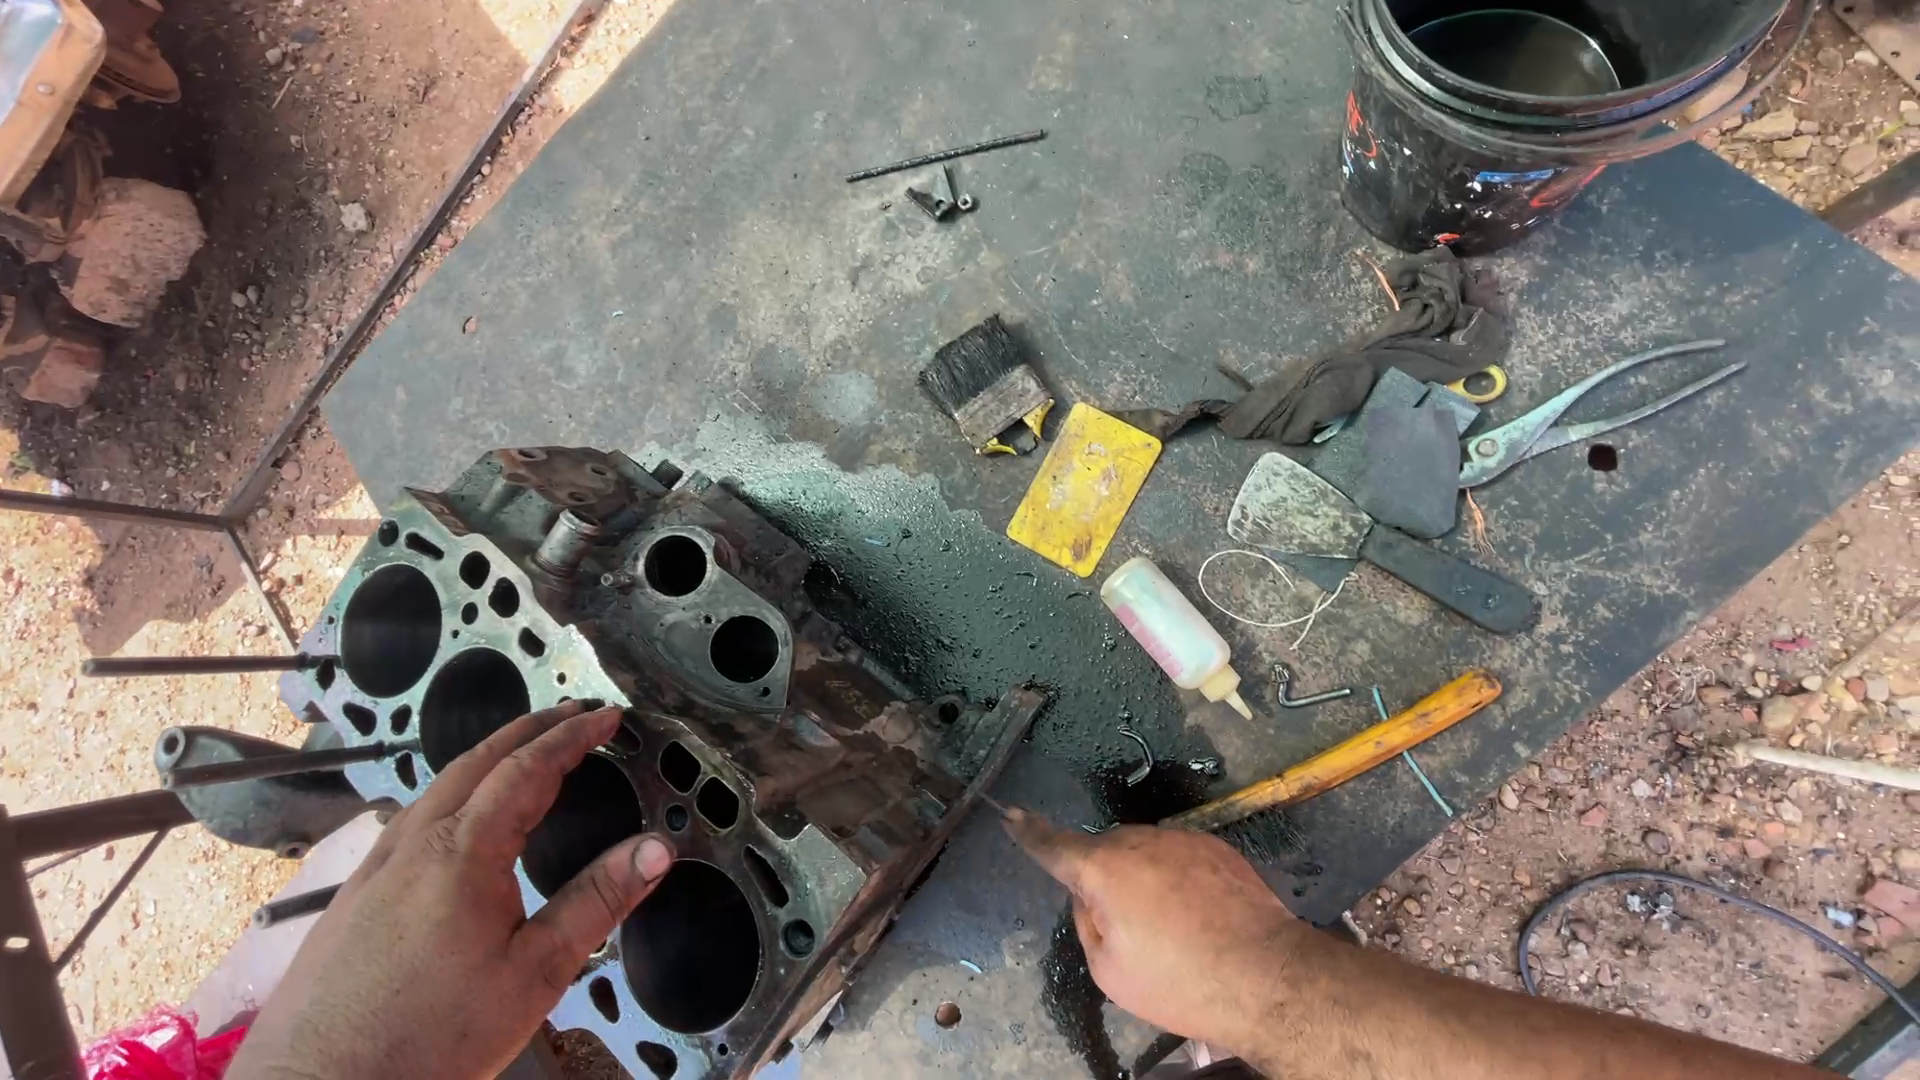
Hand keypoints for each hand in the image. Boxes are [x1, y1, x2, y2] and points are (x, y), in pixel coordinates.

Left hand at [229, 703, 675, 1079]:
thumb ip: (598, 900)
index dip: (573, 735)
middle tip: (575, 714)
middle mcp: (414, 843)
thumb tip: (660, 846)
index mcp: (464, 852)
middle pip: (478, 760)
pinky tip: (461, 814)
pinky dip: (456, 786)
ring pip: (439, 784)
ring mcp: (374, 867)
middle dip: (532, 727)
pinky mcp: (351, 896)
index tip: (609, 715)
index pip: (529, 768)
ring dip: (492, 753)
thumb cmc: (431, 1040)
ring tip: (528, 750)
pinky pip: (413, 814)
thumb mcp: (536, 973)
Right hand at [1002, 809, 1297, 1050]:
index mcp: (1102, 869)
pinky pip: (1179, 856)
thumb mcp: (1110, 970)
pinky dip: (1180, 879)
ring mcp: (1178, 838)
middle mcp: (1136, 841)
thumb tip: (1093, 897)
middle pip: (1105, 853)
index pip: (1053, 846)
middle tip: (1132, 928)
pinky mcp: (1214, 844)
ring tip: (1177, 928)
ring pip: (1145, 853)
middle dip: (1107, 879)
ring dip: (1146, 879)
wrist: (1266, 974)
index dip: (1028, 831)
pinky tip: (1203, 916)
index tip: (1010, 813)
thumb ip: (1087, 922)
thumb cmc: (1179, 979)